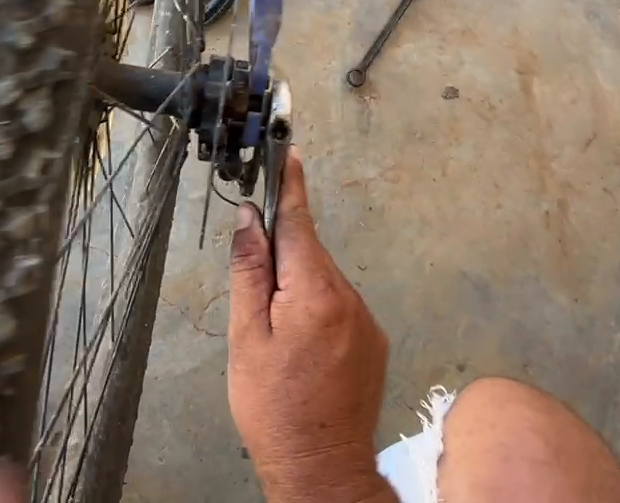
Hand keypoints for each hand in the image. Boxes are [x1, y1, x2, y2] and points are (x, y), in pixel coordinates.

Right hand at [227, 149, 395, 502]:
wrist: (322, 468)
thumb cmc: (272, 406)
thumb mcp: (245, 337)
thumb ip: (249, 270)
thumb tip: (248, 218)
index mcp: (313, 291)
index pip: (299, 221)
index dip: (290, 184)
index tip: (290, 152)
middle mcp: (348, 296)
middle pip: (307, 253)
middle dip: (281, 260)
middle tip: (257, 306)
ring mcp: (366, 318)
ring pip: (322, 280)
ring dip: (299, 290)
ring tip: (280, 341)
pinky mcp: (374, 338)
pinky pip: (339, 304)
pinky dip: (318, 310)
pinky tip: (305, 350)